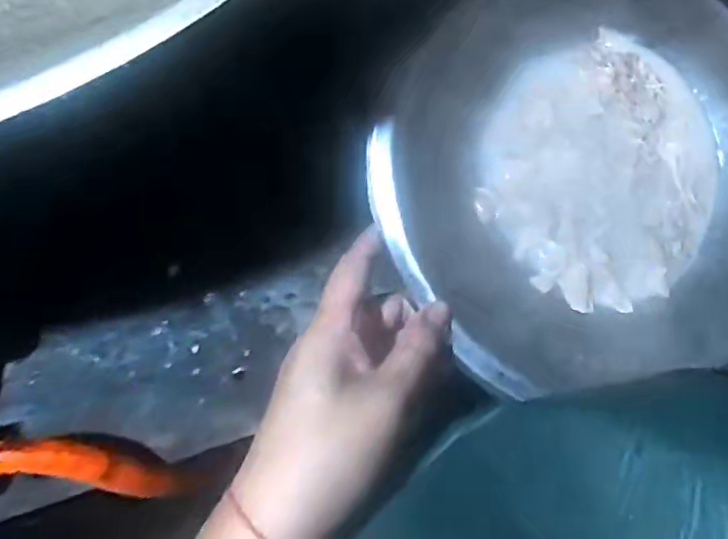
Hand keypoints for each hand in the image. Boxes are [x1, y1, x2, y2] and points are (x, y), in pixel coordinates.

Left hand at [209, 228, 450, 538]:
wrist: (274, 527)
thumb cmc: (331, 448)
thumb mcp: (387, 397)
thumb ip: (418, 348)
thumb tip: (442, 305)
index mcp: (331, 332)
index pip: (352, 272)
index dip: (373, 244)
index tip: (398, 219)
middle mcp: (328, 345)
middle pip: (379, 309)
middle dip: (414, 313)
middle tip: (453, 327)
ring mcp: (328, 375)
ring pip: (380, 341)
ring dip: (411, 346)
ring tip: (445, 361)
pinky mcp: (332, 403)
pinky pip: (372, 368)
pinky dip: (398, 369)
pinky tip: (423, 386)